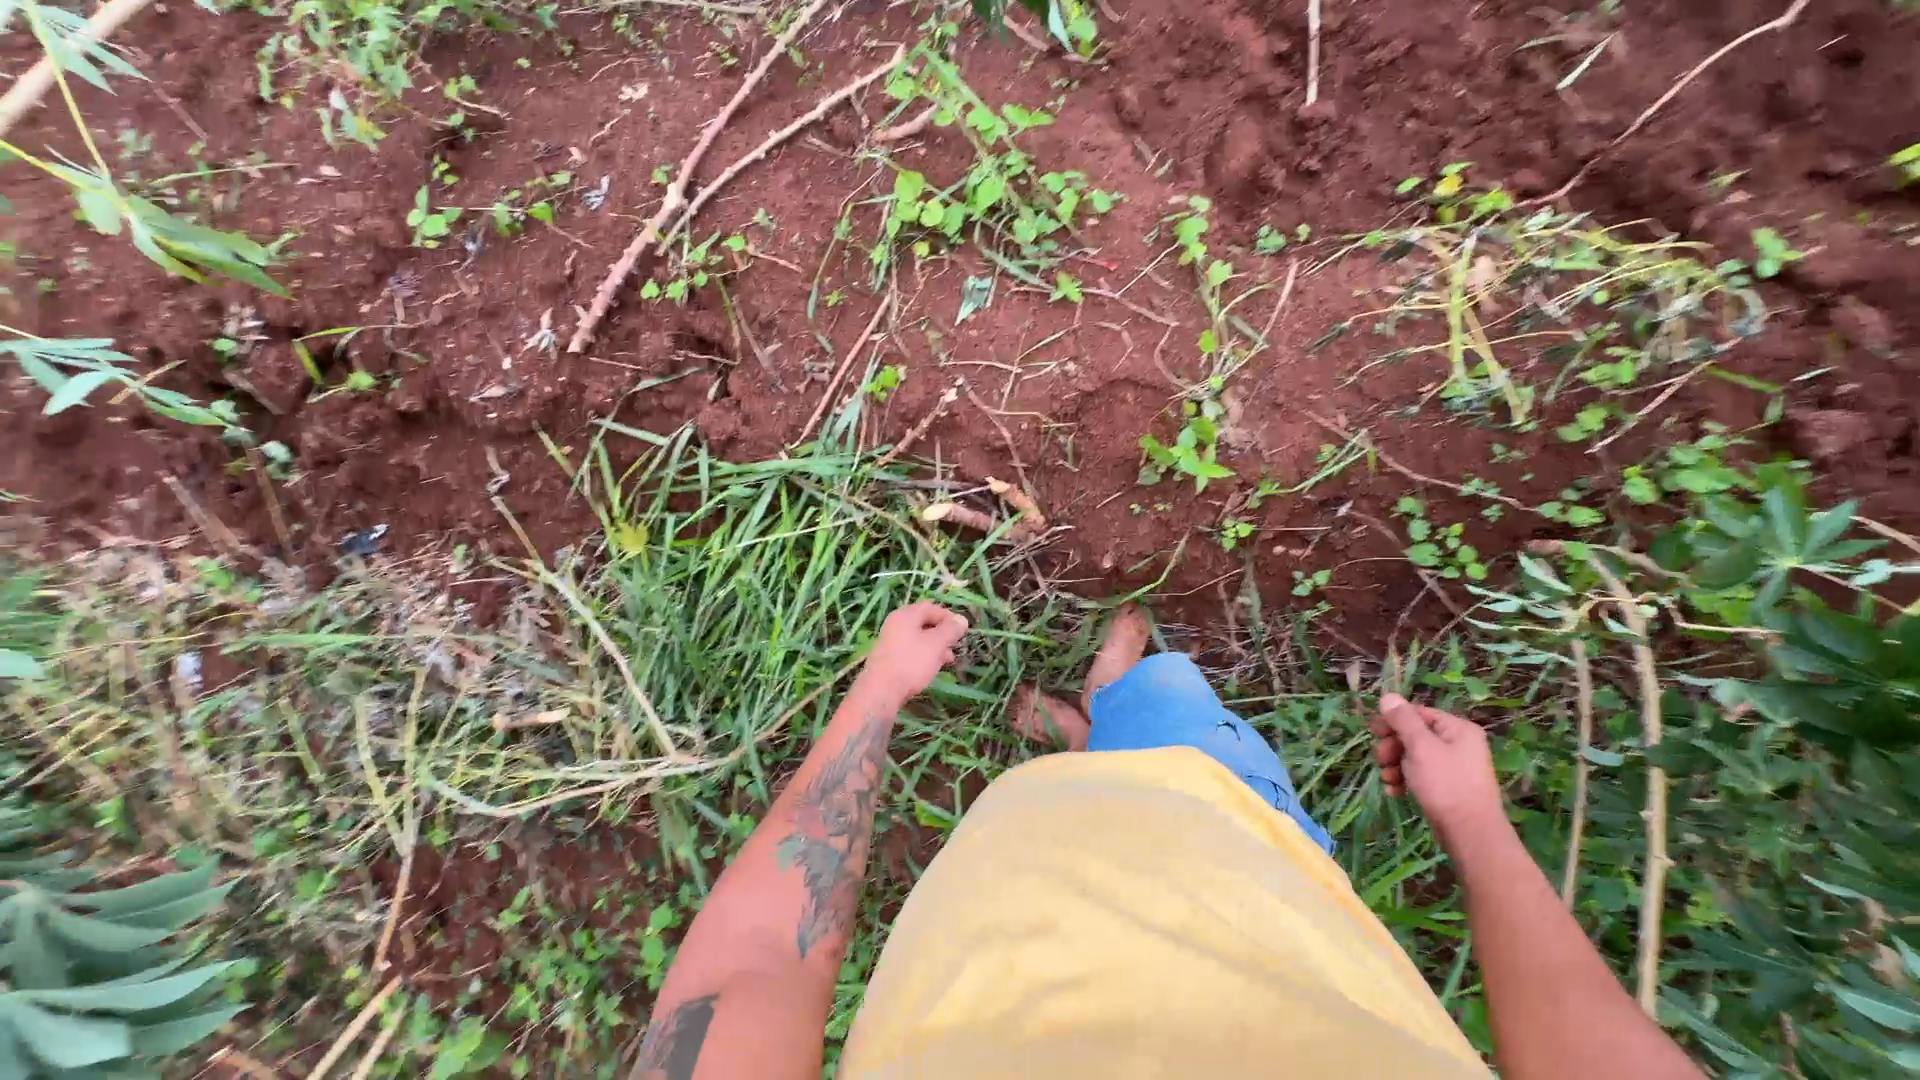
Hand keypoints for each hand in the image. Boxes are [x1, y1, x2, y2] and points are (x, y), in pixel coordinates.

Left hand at [856, 602, 968, 707]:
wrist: (880, 691)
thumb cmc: (911, 663)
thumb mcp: (936, 644)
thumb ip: (950, 630)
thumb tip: (962, 619)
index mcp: (906, 615)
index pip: (931, 607)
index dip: (949, 616)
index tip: (962, 630)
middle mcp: (895, 624)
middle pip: (924, 622)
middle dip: (943, 633)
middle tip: (956, 645)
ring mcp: (890, 641)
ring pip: (918, 638)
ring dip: (935, 646)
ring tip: (948, 660)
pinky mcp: (888, 658)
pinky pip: (910, 650)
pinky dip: (924, 655)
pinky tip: (932, 668)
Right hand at [1371, 693, 1505, 844]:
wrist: (1470, 833)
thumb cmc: (1446, 784)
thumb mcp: (1420, 747)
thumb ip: (1403, 720)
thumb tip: (1388, 696)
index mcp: (1457, 728)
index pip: (1417, 713)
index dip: (1393, 721)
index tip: (1373, 732)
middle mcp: (1458, 743)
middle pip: (1413, 735)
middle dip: (1392, 747)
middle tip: (1382, 761)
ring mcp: (1453, 766)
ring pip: (1412, 756)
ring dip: (1395, 766)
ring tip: (1389, 780)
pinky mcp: (1447, 786)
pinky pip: (1419, 774)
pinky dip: (1405, 780)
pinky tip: (1396, 791)